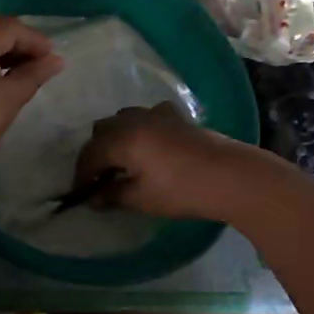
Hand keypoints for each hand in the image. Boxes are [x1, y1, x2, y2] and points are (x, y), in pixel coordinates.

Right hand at [75, 104, 257, 219]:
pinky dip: (140, 127)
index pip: (89, 155)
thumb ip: (112, 196)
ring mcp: (157, 115)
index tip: (81, 193)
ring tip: (122, 160)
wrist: (232, 177)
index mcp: (121, 139)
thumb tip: (93, 199)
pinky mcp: (177, 117)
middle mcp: (134, 120)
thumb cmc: (181, 191)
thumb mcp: (141, 198)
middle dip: (96, 152)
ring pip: (123, 118)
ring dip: (115, 136)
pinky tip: (150, 144)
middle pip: (101, 130)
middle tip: (100, 177)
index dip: (81, 175)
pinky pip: (148, 116)